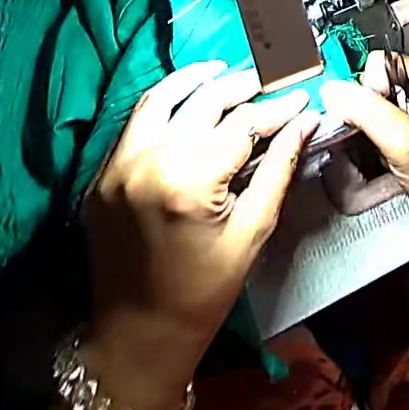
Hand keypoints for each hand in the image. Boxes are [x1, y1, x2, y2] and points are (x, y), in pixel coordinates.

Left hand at [83, 61, 318, 405]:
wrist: (135, 337)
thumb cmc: (205, 290)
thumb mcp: (253, 230)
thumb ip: (280, 167)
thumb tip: (307, 120)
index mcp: (188, 185)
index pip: (243, 125)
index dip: (278, 108)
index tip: (302, 97)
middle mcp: (148, 165)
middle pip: (204, 103)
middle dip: (244, 86)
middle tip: (272, 80)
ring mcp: (117, 167)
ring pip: (162, 100)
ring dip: (198, 80)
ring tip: (228, 72)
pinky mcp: (101, 174)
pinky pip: (136, 121)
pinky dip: (165, 100)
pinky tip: (189, 95)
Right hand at [319, 52, 408, 245]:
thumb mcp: (405, 141)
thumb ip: (368, 111)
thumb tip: (331, 88)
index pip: (383, 62)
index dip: (368, 84)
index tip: (369, 115)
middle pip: (377, 81)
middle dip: (365, 105)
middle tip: (370, 134)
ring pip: (377, 104)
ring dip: (368, 123)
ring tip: (376, 146)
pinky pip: (383, 123)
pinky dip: (374, 135)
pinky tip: (380, 153)